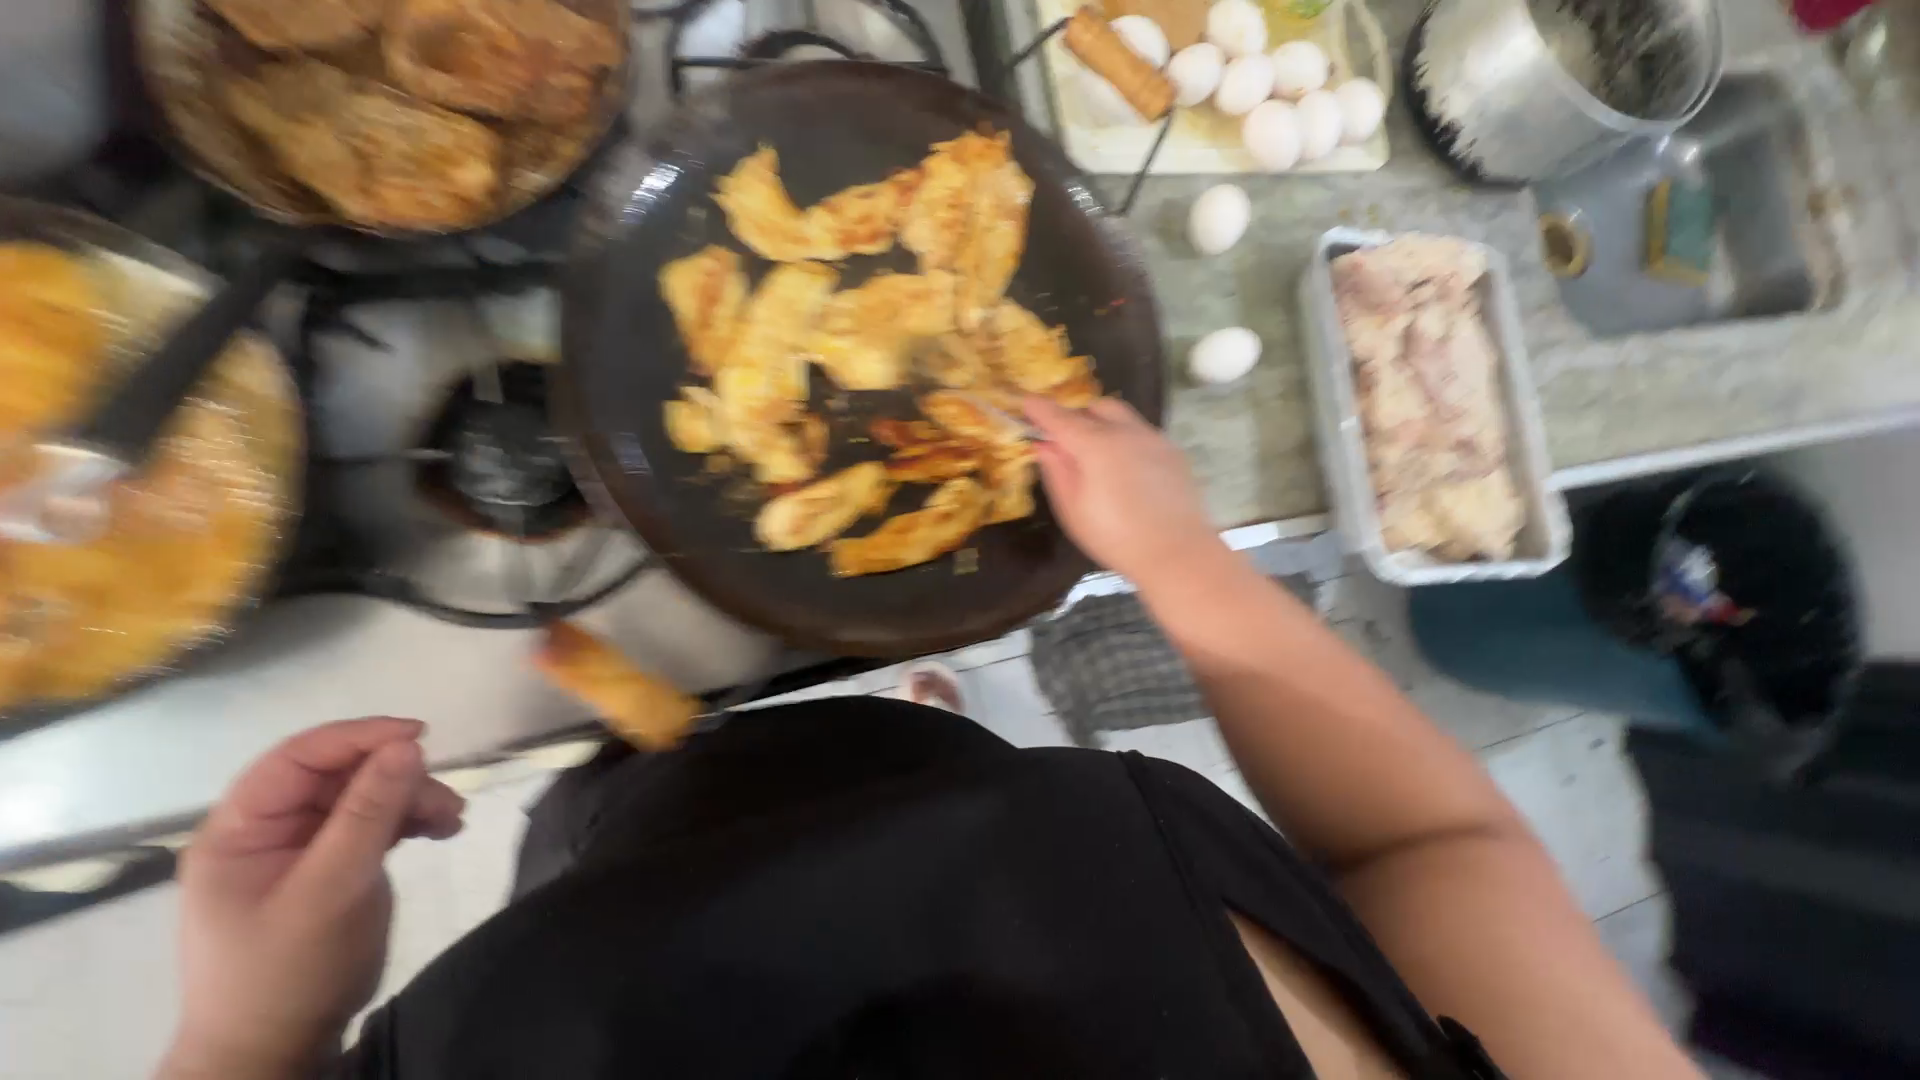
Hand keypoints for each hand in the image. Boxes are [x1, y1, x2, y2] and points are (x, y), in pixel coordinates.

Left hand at [161, 718, 464, 1079]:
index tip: (420, 735)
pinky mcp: (335, 864)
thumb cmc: (289, 970)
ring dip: (413, 799)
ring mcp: (302, 847)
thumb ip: (368, 814)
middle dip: (397, 778)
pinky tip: (444, 831)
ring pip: (366, 795)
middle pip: (340, 774)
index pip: (298, 757)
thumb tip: (408, 745)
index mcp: (240, 829)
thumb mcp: (331, 888)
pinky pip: (377, 822)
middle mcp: (268, 829)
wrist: (279, 1046)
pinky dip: (413, 820)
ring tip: (452, 820)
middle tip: (445, 798)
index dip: (358, 737)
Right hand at [1025, 396, 1221, 586]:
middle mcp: (1126, 432)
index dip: (1040, 410)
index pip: (1060, 418)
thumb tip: (1045, 445)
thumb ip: (1056, 471)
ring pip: (1123, 416)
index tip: (1026, 403)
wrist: (1177, 553)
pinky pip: (1142, 433)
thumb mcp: (1073, 509)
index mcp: (1096, 444)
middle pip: (1095, 408)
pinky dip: (1126, 439)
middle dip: (1075, 415)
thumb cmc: (1115, 537)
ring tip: (1095, 451)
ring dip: (1103, 424)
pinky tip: (1125, 467)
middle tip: (1063, 437)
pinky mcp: (1173, 452)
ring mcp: (1154, 439)